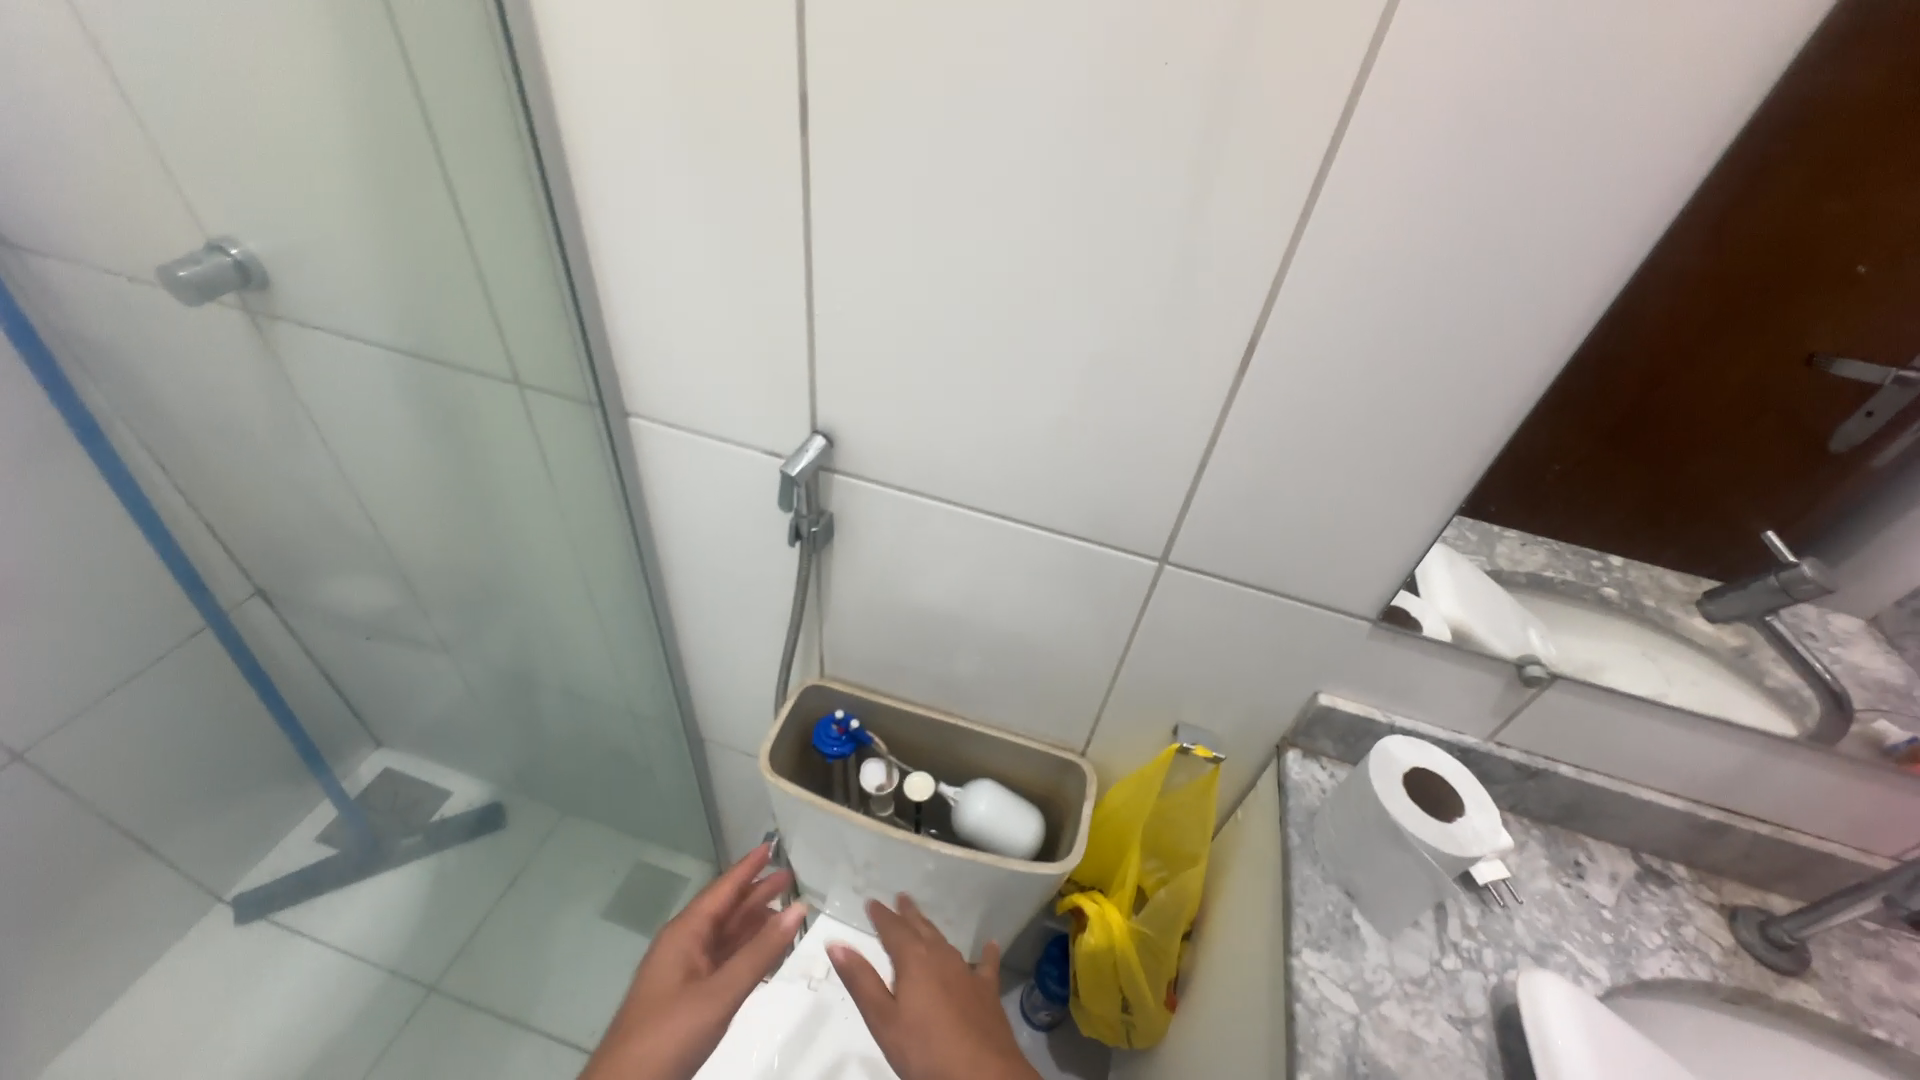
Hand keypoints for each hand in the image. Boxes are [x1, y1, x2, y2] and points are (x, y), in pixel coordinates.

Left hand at [581, 843, 806, 1079]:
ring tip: (786, 911)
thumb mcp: (720, 992)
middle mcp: (684, 946)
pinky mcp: (688, 999)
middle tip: (790, 877)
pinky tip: (766, 953)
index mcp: (685, 934)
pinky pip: (723, 963)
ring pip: (725, 938)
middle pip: (725, 911)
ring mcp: (685, 974)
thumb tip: (798, 907)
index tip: (771, 845)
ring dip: (754, 924)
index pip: (722, 890)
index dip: (747, 868)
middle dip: (756, 894)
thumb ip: (761, 952)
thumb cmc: (668, 1034)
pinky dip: (747, 953)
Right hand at [827, 895, 1039, 1079]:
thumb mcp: (882, 1019)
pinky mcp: (987, 992)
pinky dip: (986, 953)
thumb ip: (860, 980)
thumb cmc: (924, 1049)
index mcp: (914, 961)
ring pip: (946, 943)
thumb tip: (836, 943)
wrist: (981, 1074)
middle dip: (908, 914)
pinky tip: (991, 945)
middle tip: (902, 897)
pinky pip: (985, 965)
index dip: (881, 915)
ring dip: (933, 929)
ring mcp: (967, 973)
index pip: (893, 930)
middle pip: (921, 929)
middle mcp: (941, 957)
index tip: (872, 902)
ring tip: (925, 921)